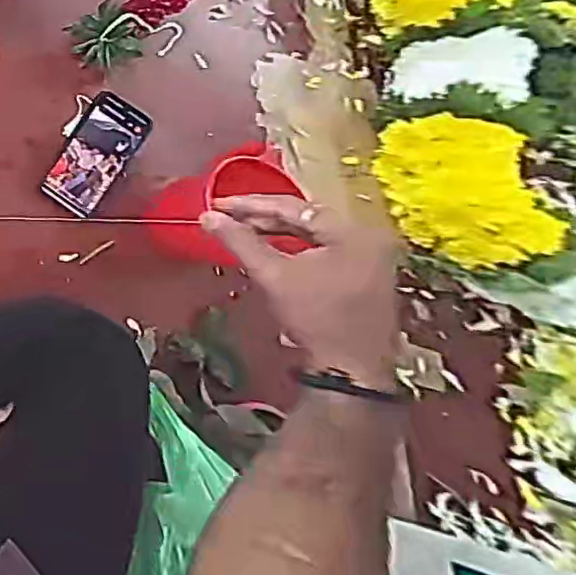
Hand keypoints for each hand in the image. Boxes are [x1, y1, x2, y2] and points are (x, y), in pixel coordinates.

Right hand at [201, 194, 400, 389]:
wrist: (351, 371)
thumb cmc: (314, 317)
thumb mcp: (272, 275)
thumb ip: (239, 241)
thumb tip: (207, 216)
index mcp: (349, 231)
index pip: (292, 206)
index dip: (250, 204)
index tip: (219, 204)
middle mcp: (364, 237)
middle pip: (303, 216)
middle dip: (261, 216)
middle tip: (227, 216)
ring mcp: (368, 256)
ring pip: (311, 232)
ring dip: (275, 231)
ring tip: (242, 230)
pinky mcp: (364, 273)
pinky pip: (321, 247)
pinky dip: (292, 245)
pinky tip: (269, 248)